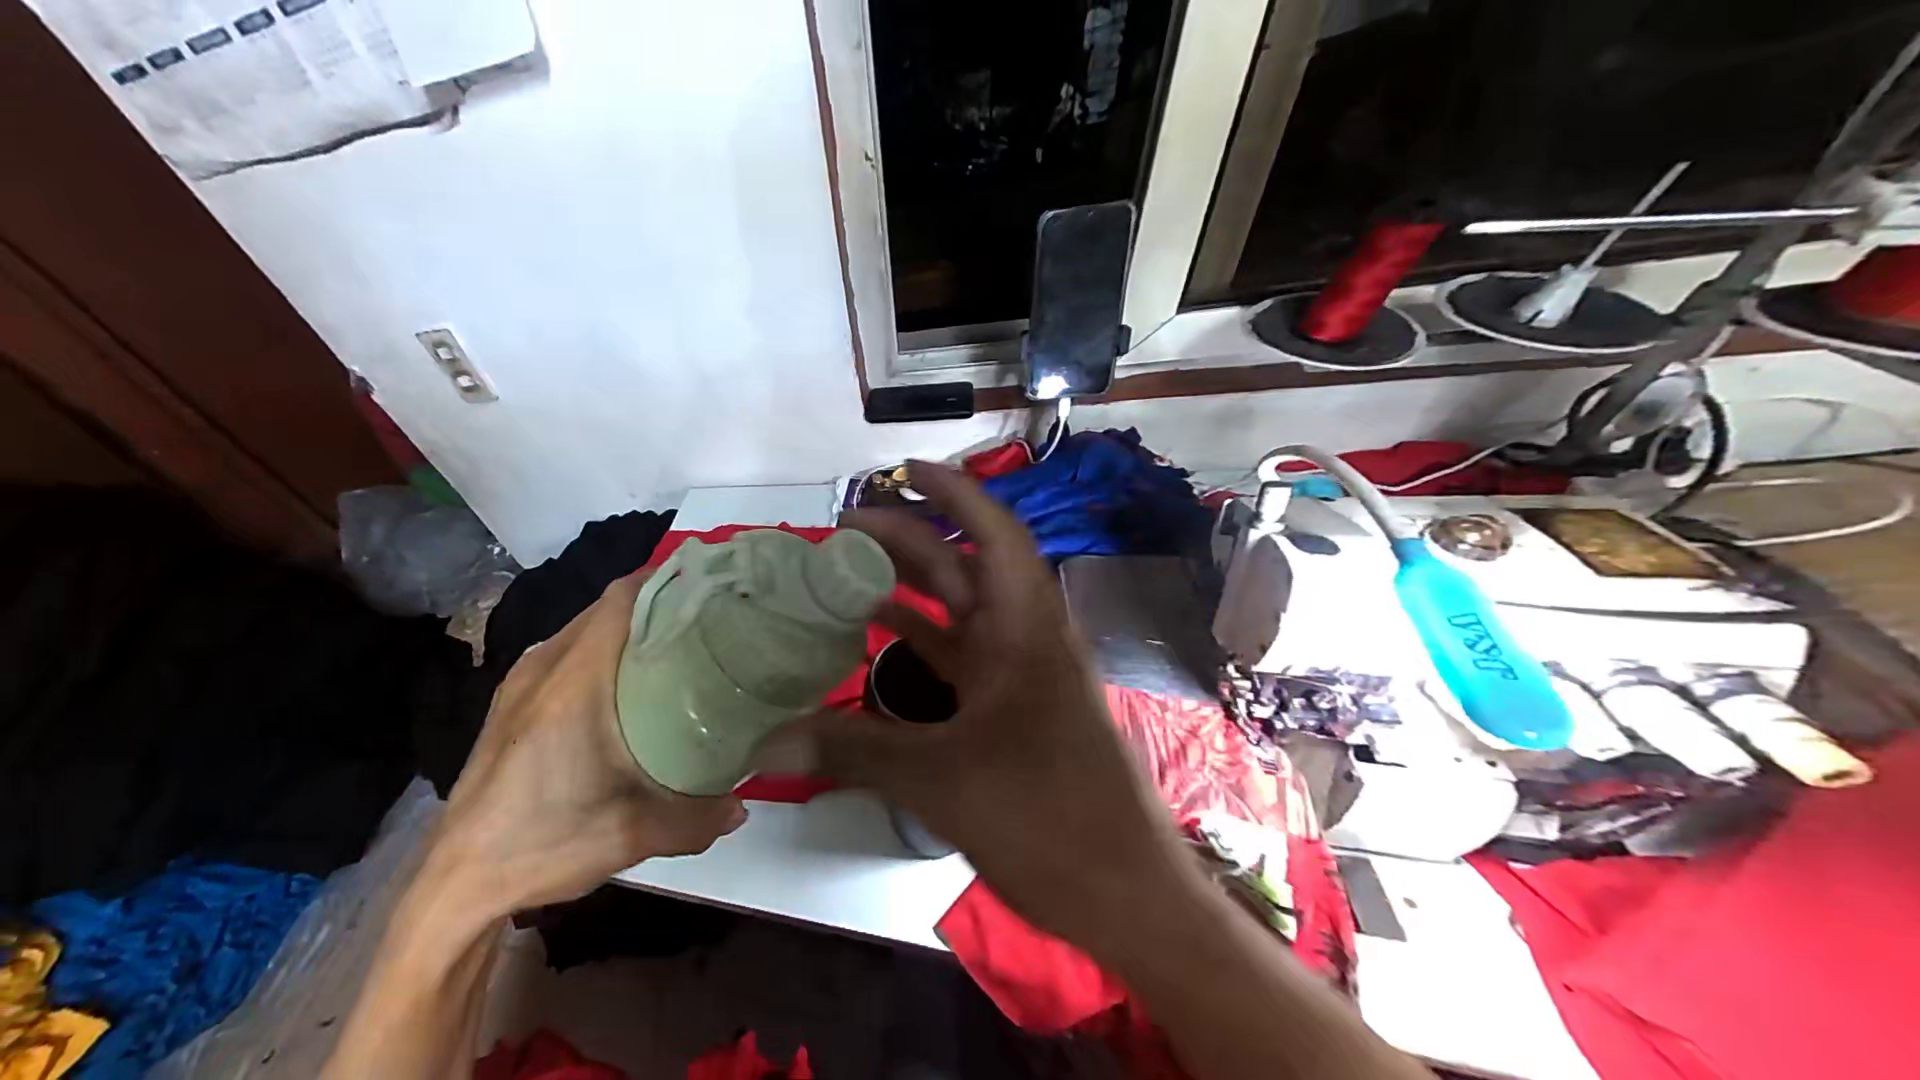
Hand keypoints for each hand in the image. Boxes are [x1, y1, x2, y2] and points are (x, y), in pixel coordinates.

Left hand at [431, 572, 746, 915]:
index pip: (622, 600)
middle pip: (606, 607)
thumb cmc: (546, 843)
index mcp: (574, 682)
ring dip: (628, 624)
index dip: (667, 579)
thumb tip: (743, 803)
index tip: (712, 581)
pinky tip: (627, 678)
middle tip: (708, 614)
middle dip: (657, 601)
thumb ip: (699, 817)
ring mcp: (520, 683)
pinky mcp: (510, 702)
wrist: (456, 885)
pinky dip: (602, 646)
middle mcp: (544, 668)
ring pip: (584, 627)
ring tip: (675, 639)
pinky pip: (565, 650)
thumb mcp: (635, 834)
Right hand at [772, 462, 1189, 943]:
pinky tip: (877, 642)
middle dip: (912, 539)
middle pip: (966, 569)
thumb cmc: (1047, 817)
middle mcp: (1026, 640)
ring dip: (913, 590)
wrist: (1126, 890)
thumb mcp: (942, 779)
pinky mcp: (1014, 713)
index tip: (906, 469)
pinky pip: (960, 661)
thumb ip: (853, 750)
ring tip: (848, 571)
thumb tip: (764, 741)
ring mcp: (1022, 678)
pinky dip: (921, 644)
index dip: (954, 493)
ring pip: (961, 614)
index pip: (994, 535)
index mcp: (1026, 630)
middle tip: (845, 527)